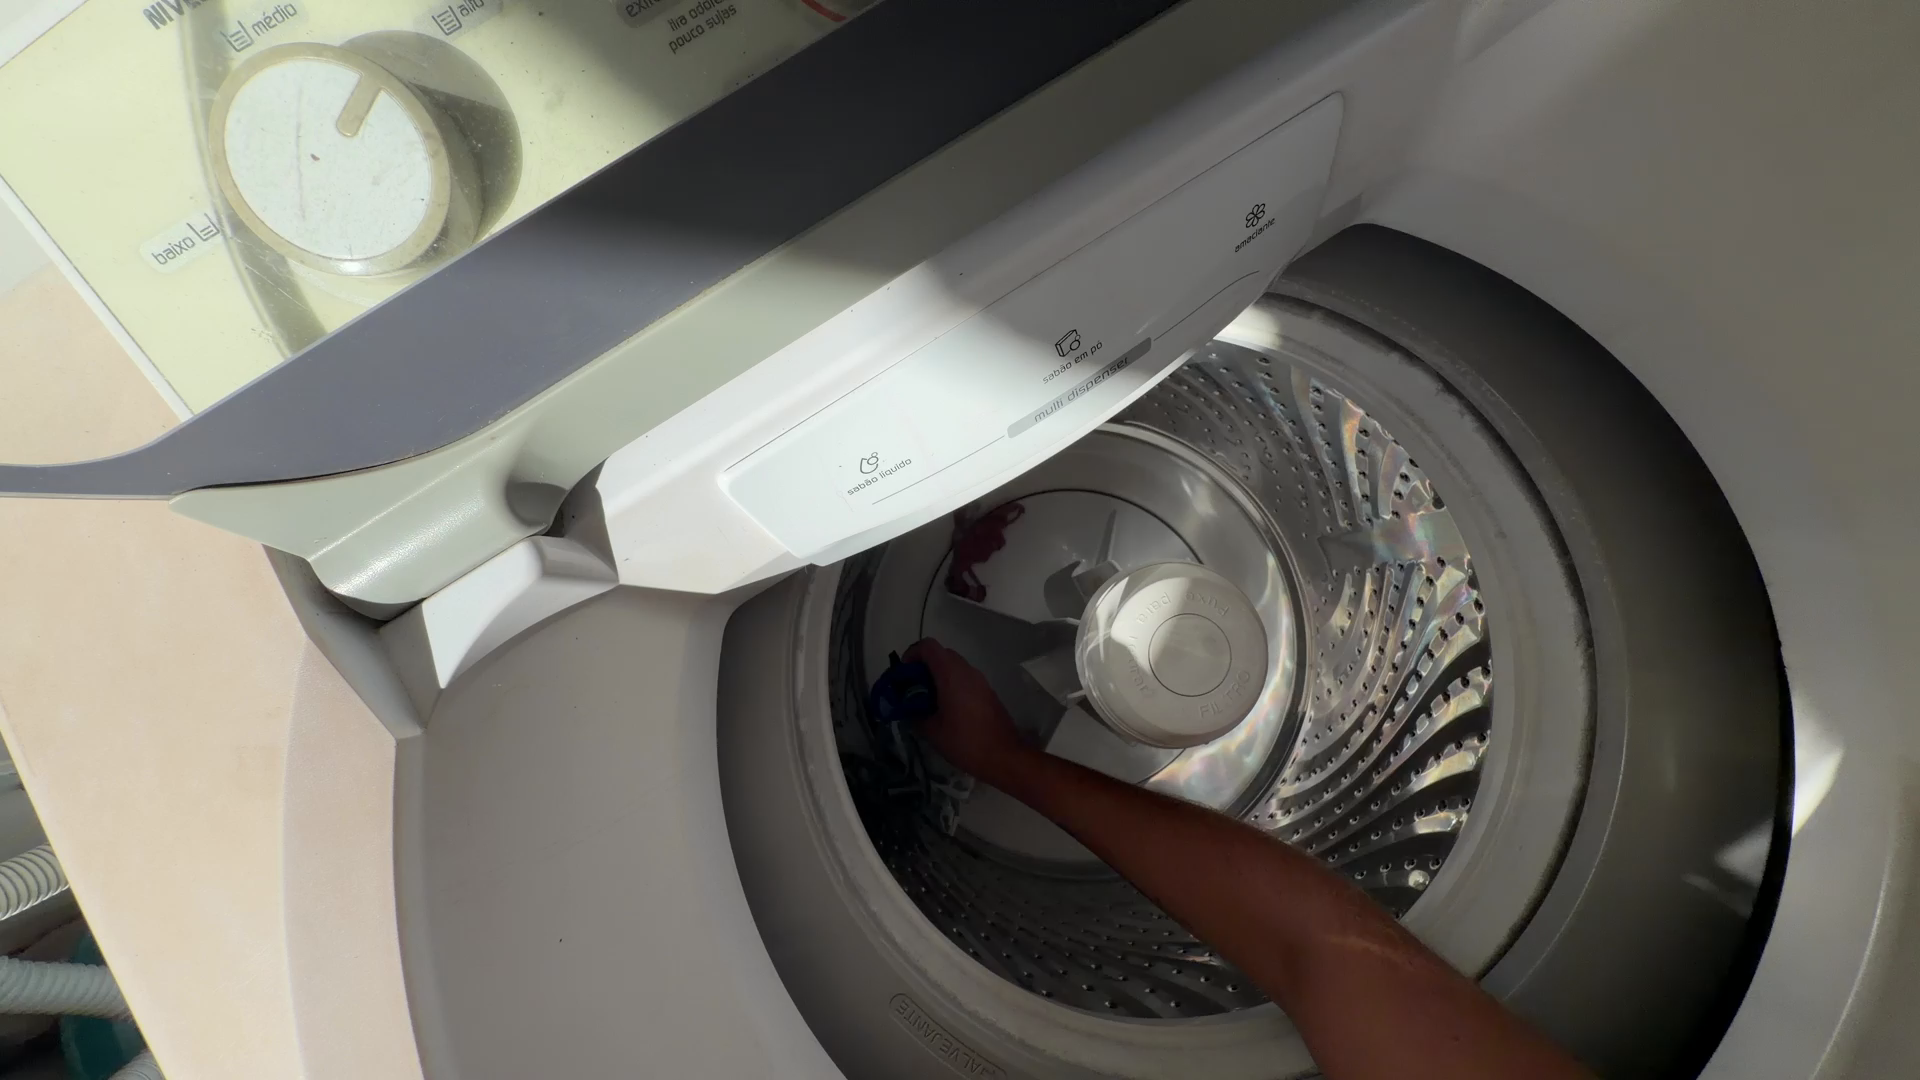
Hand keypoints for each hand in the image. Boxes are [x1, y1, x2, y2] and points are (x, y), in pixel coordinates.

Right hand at [904, 638, 1030, 781]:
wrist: (1004, 755)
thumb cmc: (965, 742)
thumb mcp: (933, 732)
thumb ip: (915, 715)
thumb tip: (908, 709)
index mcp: (951, 675)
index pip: (928, 646)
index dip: (912, 654)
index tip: (904, 674)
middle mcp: (967, 671)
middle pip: (941, 653)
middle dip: (924, 666)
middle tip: (913, 689)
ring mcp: (980, 679)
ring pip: (954, 665)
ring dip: (938, 676)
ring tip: (928, 700)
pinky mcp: (987, 690)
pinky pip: (965, 677)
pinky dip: (952, 683)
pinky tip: (947, 708)